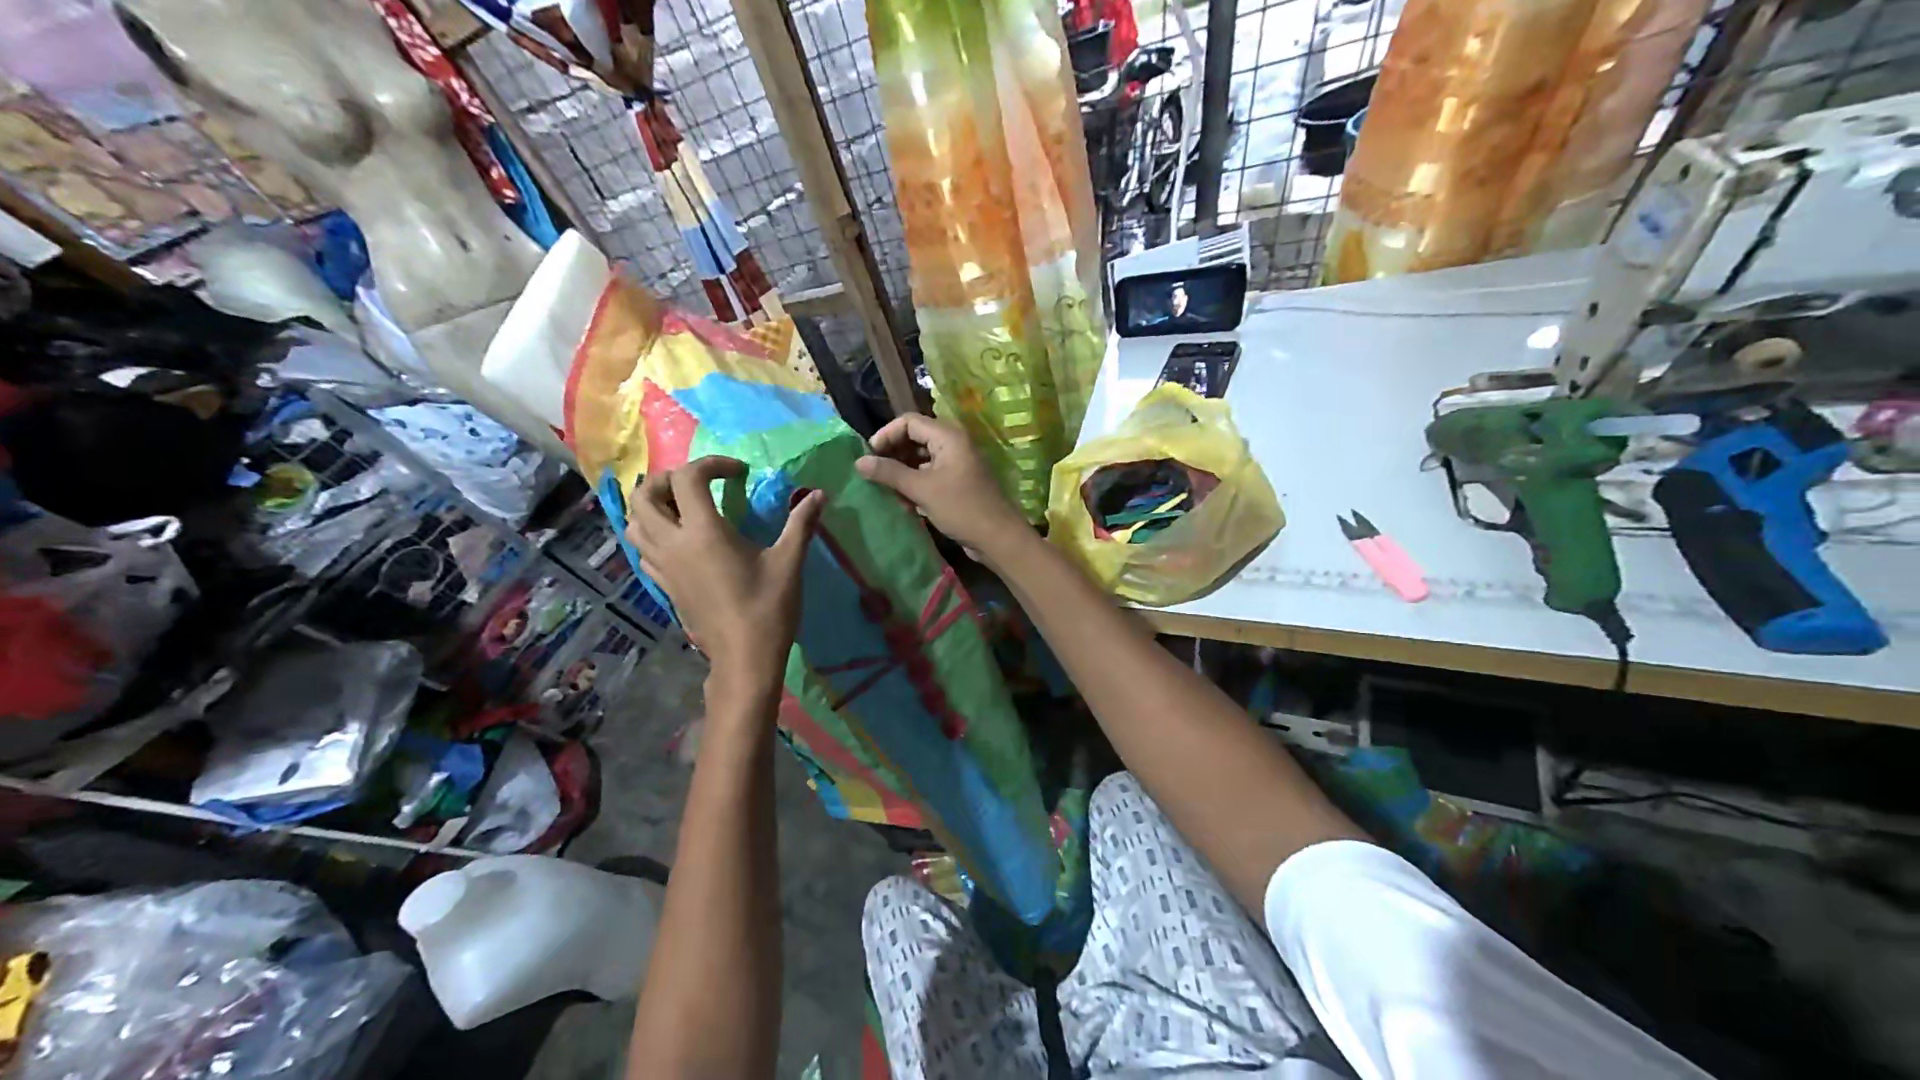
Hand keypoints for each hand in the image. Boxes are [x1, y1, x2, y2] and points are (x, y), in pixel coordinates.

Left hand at [626, 457, 824, 699]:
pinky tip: (680, 540)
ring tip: (684, 506)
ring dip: (653, 505)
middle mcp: (673, 544)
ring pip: (635, 523)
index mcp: (703, 532)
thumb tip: (818, 494)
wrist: (744, 658)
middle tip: (701, 483)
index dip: (712, 464)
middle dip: (669, 478)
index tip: (739, 472)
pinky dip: (653, 533)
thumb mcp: (789, 562)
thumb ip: (801, 523)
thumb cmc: (768, 608)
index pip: (687, 478)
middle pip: (645, 495)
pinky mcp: (663, 586)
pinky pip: (642, 549)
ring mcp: (663, 567)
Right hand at [854, 414, 1029, 560]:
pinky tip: (904, 504)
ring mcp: (956, 463)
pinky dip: (915, 485)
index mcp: (948, 436)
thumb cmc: (961, 508)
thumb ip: (889, 473)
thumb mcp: (921, 489)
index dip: (885, 435)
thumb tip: (858, 462)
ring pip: (920, 459)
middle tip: (874, 475)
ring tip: (886, 492)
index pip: (908, 422)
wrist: (997, 538)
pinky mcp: (957, 482)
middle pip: (914, 439)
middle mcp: (953, 444)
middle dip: (892, 455)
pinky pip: (930, 475)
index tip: (868, 457)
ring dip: (902, 473)